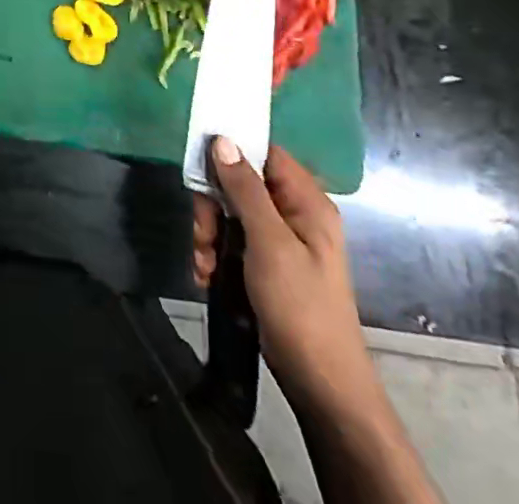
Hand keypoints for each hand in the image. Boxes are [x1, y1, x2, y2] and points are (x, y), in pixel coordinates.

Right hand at [193, 139, 378, 410]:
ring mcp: (280, 241)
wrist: (318, 378)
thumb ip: (245, 190)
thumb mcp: (269, 243)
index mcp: (306, 202)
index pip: (267, 154)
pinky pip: (232, 243)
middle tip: (202, 233)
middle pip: (241, 186)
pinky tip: (208, 275)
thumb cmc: (299, 305)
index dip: (233, 154)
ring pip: (231, 215)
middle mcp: (294, 215)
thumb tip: (223, 141)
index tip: (199, 166)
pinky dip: (216, 255)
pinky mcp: (266, 265)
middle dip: (213, 207)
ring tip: (205, 264)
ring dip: (210, 235)